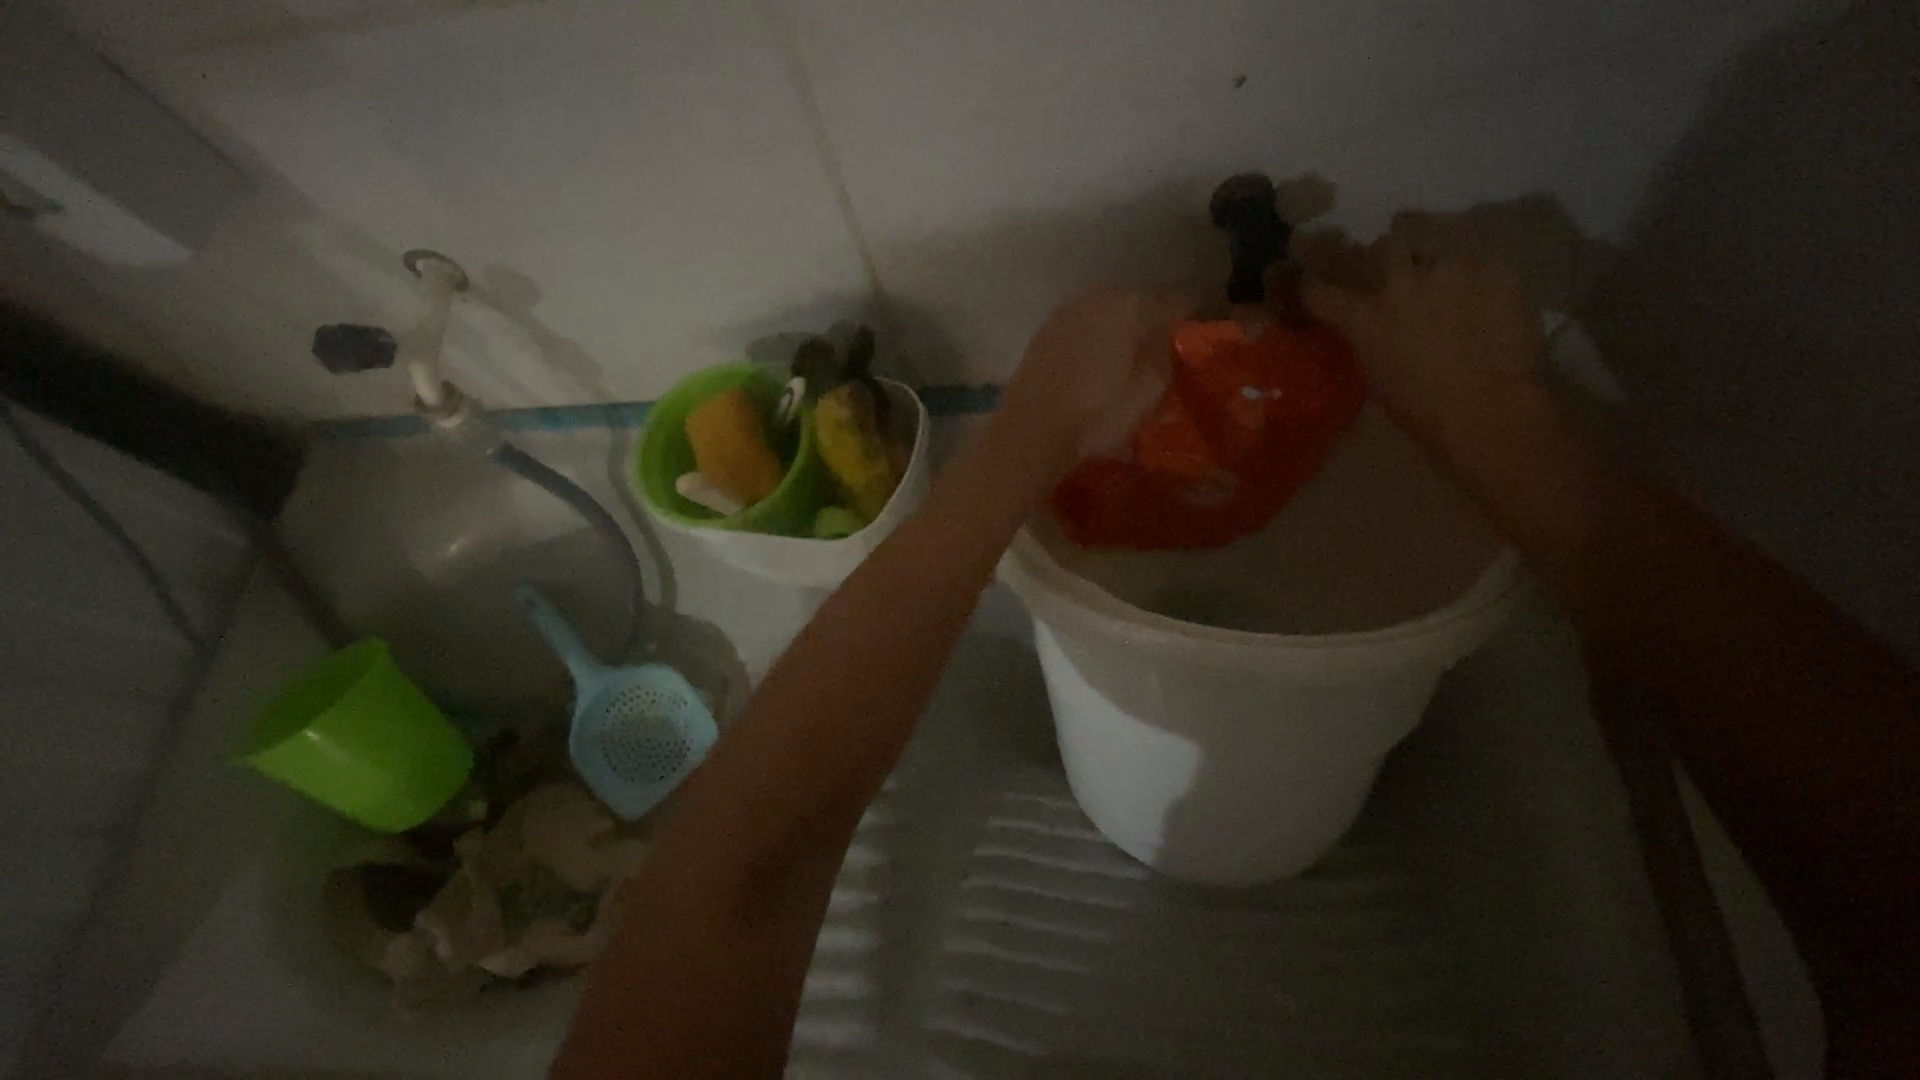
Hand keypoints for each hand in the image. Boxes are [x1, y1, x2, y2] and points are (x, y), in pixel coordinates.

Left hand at [997, 288, 1190, 466]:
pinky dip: (1097, 342)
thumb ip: (1167, 353)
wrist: (1031, 432)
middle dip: (1157, 322)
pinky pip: (1084, 330)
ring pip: (1109, 314)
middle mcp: (1099, 297)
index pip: (1180, 298)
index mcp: (1132, 304)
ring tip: (1134, 360)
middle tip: (1171, 349)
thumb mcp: (1150, 389)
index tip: (1212, 329)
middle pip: (1140, 303)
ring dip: (1124, 331)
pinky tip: (1100, 366)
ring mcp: (1067, 312)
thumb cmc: (1098, 413)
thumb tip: (1171, 335)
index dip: (1200, 314)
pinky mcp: (1044, 333)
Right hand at [1299, 218, 1547, 440]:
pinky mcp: (1496, 268)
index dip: (1308, 284)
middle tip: (1395, 271)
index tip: (1308, 283)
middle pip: (1383, 245)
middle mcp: (1401, 282)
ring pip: (1432, 239)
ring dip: (1431, 255)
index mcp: (1364, 318)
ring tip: (1443, 274)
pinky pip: (1478, 258)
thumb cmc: (1423, 409)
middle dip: (1385, 256)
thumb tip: (1367, 325)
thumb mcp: (1376, 374)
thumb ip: (1366, 338)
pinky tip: (1482, 294)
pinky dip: (1474, 273)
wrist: (1491, 410)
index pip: (1319, 289)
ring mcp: (1451, 269)